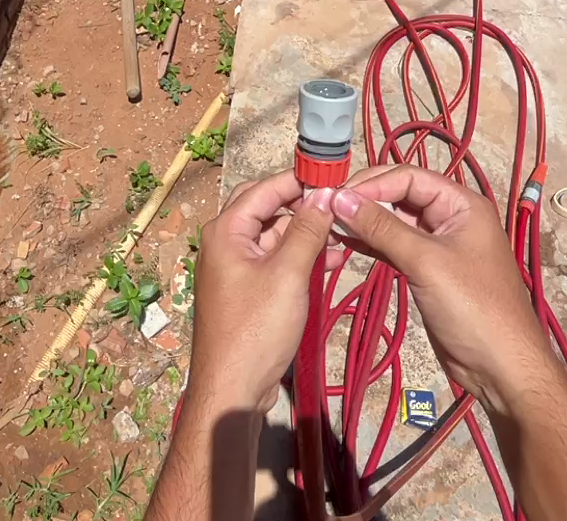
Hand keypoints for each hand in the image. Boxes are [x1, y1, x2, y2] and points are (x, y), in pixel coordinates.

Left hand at [188, 169, 337, 411]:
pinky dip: (298, 257)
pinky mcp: (245, 290)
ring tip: (341, 234)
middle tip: (335, 203)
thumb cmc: (256, 328)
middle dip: (301, 205)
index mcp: (226, 230)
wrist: (231, 390)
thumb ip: (306, 230)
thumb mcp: (287, 274)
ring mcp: (234, 267)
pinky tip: (329, 261)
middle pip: (266, 208)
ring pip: (273, 235)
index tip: (331, 175)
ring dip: (304, 233)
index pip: (263, 188)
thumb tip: (324, 194)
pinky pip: (274, 260)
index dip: (297, 180)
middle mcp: (225, 242)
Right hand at [331, 167, 550, 410]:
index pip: (409, 177)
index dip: (372, 182)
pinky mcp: (426, 269)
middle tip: (328, 207)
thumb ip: (381, 228)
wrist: (502, 370)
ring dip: (364, 221)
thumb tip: (339, 198)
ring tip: (329, 223)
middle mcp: (450, 217)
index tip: (336, 194)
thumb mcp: (425, 262)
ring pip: (394, 221)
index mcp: (461, 203)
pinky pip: (394, 245)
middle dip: (365, 199)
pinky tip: (345, 241)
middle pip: (400, 195)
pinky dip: (371, 243)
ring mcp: (438, 244)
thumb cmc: (473, 308)